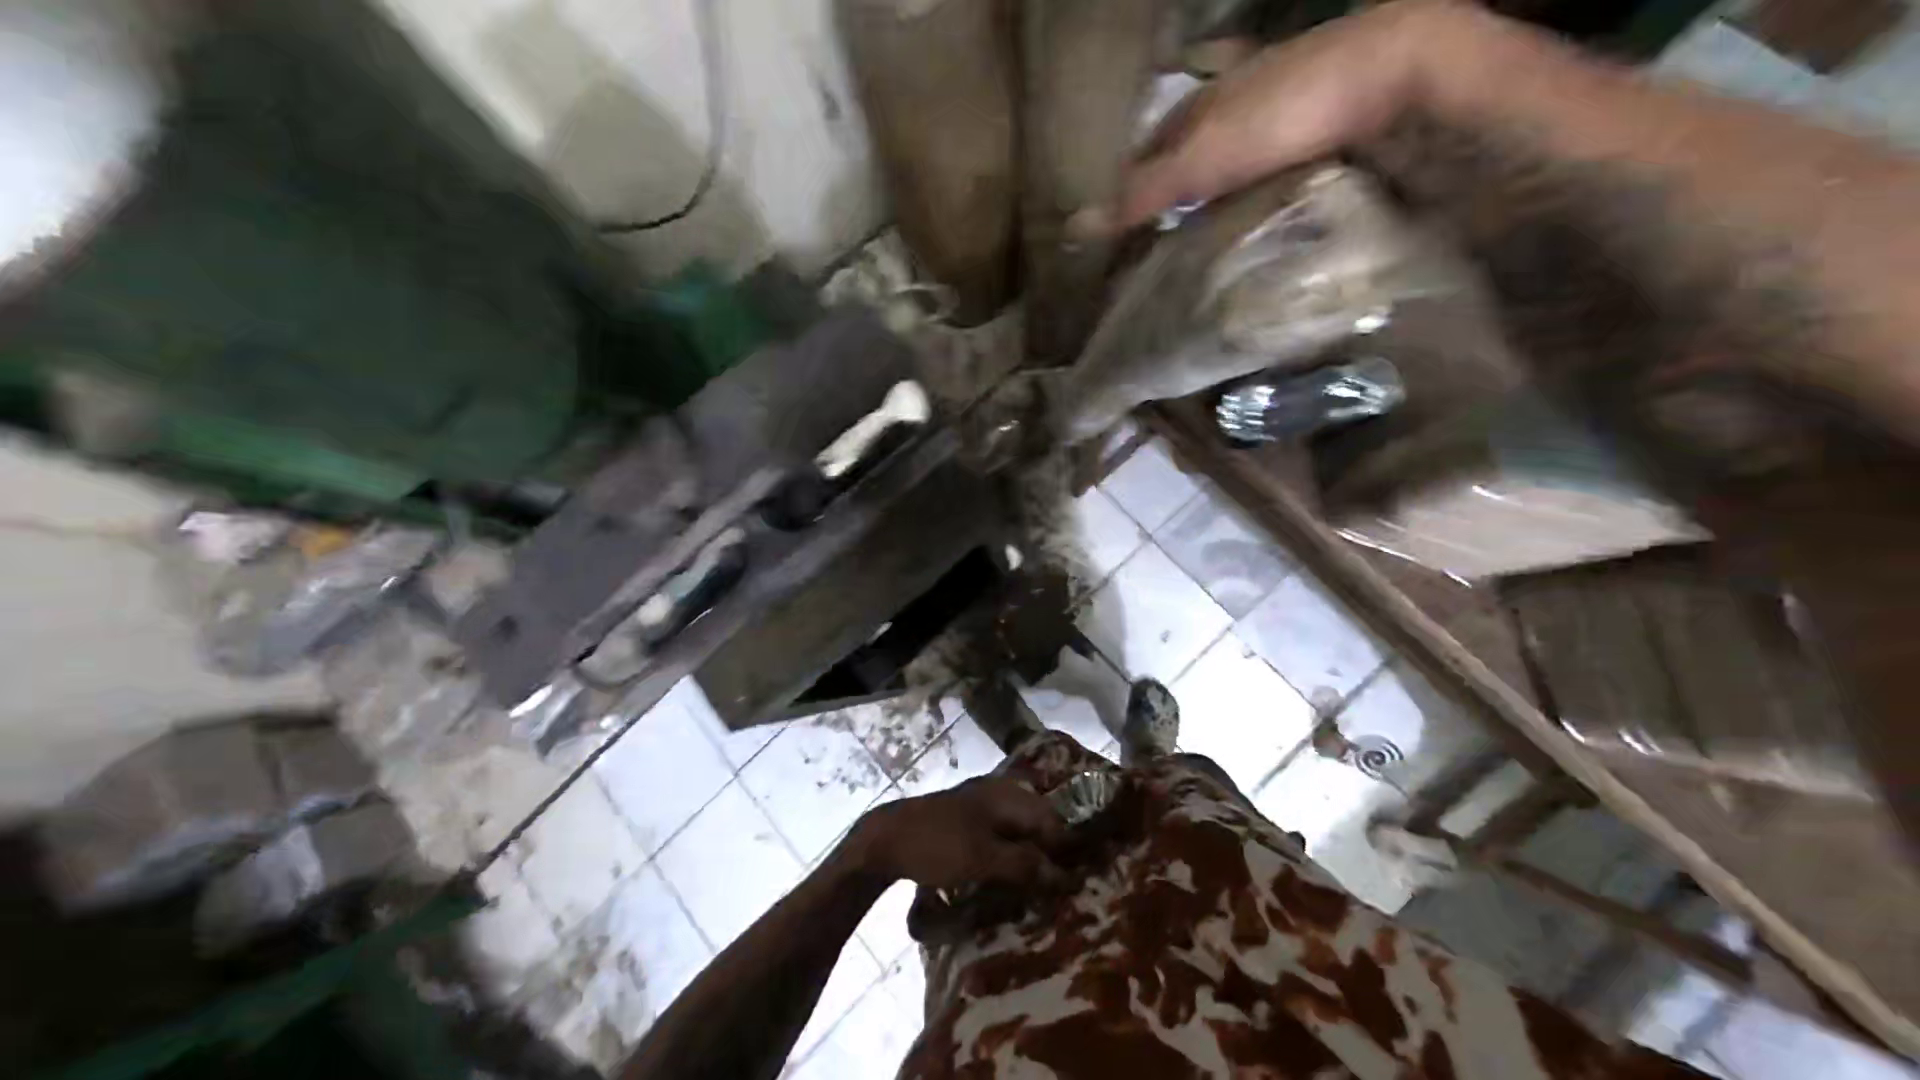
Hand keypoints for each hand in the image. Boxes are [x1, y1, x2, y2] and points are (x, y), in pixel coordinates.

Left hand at [847, 777, 1067, 892]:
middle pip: (1035, 824)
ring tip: (1036, 889)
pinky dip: (1008, 856)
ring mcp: (979, 805)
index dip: (1067, 851)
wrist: (884, 840)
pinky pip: (998, 837)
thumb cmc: (937, 845)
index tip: (1078, 882)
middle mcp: (997, 793)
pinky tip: (1008, 878)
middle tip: (1058, 889)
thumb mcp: (984, 859)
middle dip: (1048, 854)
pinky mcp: (964, 822)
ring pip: (1017, 831)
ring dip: (1027, 857)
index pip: (1052, 821)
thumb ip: (1025, 865)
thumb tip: (1063, 877)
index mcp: (1006, 795)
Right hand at [1108, 0, 1471, 229]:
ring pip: (1230, 176)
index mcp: (1202, 104)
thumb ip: (1142, 192)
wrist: (1397, 74)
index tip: (1119, 243)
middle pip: (1189, 165)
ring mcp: (1280, 124)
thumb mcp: (1203, 159)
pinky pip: (1271, 184)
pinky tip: (1252, 236)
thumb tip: (1073, 228)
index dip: (1129, 194)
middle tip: (1159, 261)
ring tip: (1200, 261)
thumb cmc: (1287, 110)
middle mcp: (1236, 109)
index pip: (1147, 154)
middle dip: (1172, 205)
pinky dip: (1255, 209)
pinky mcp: (1319, 144)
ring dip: (1214, 212)